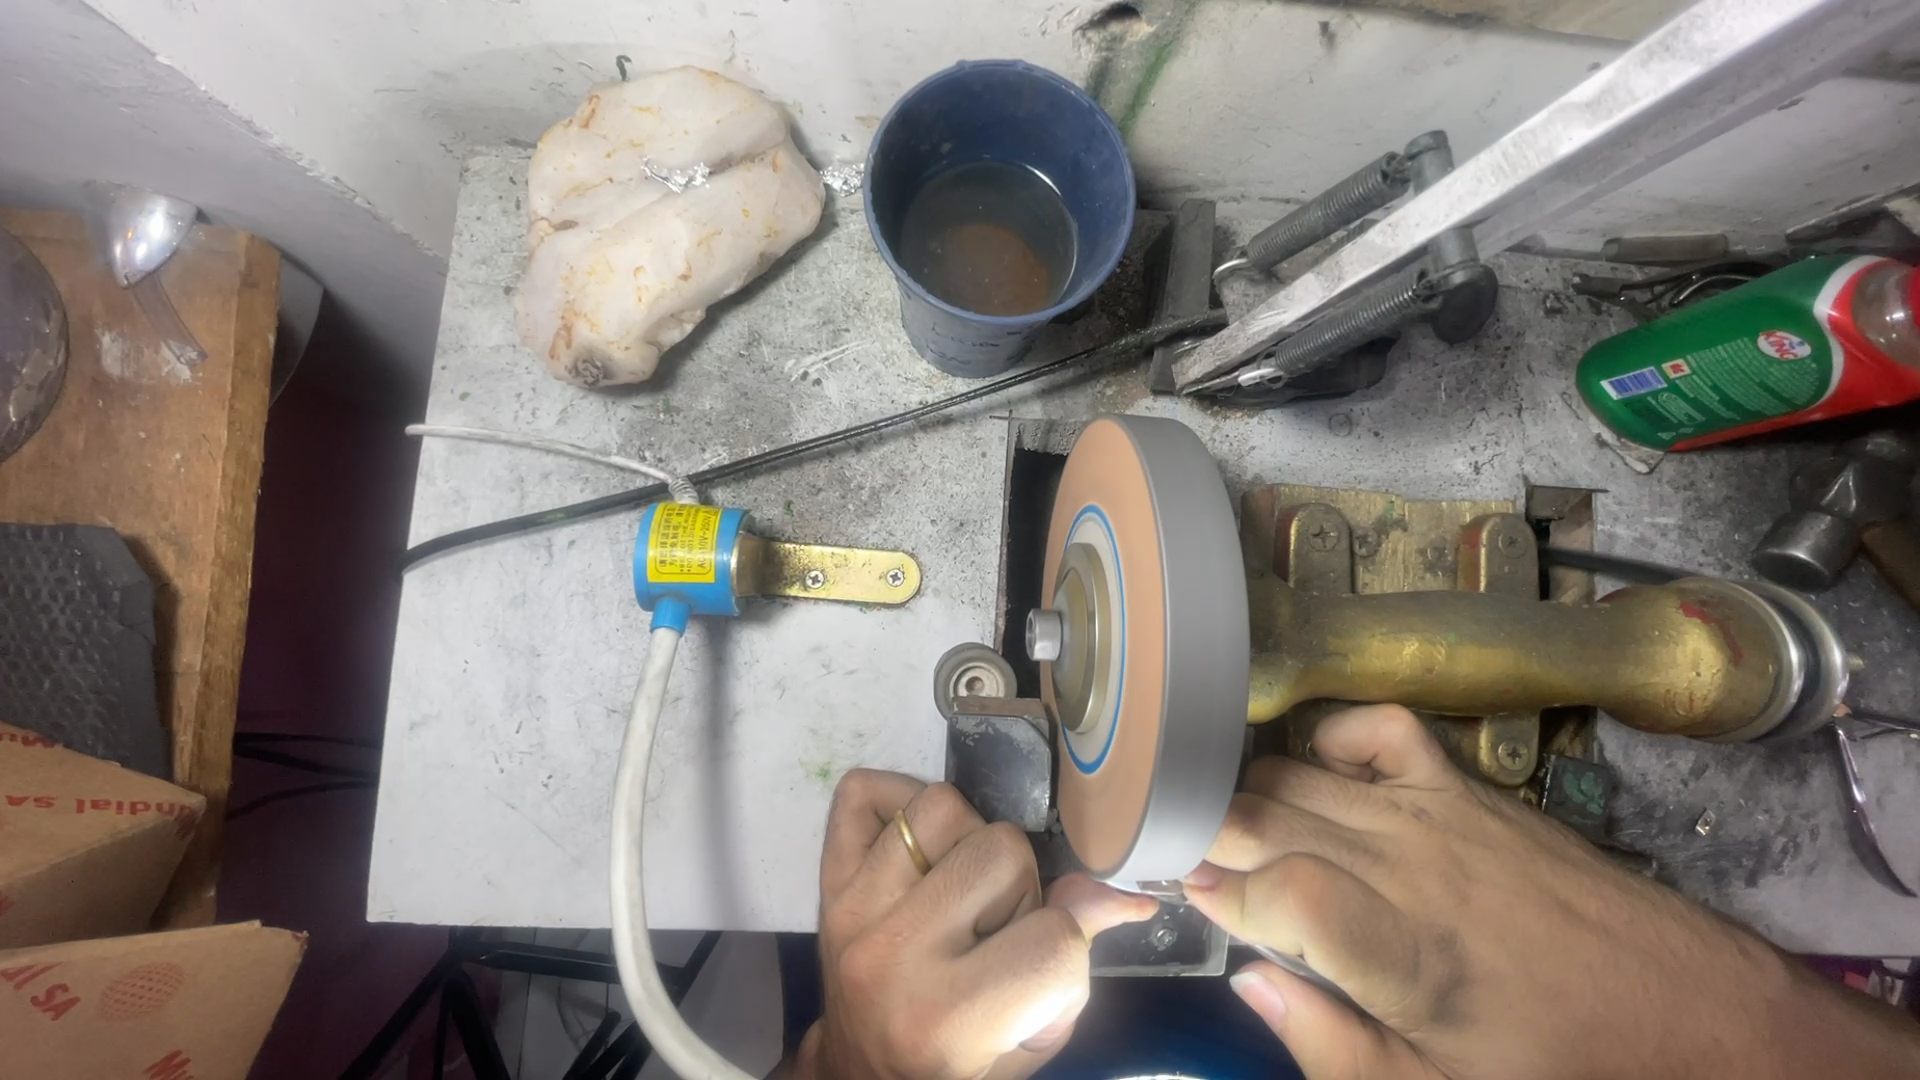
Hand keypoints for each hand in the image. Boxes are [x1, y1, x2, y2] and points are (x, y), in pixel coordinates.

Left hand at [792, 770, 1156, 1079]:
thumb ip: (1072, 964)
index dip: (1066, 945)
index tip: (1040, 968)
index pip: (1055, 937)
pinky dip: (897, 801)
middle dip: (1018, 885)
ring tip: (958, 887)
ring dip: (966, 840)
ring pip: (941, 806)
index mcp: (946, 1021)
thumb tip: (1125, 895)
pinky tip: (917, 847)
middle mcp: (889, 958)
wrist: (862, 1075)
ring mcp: (850, 910)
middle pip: (1001, 848)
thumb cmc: (957, 1068)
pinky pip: (862, 791)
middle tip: (997, 926)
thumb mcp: (1028, 1042)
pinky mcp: (826, 879)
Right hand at [1185, 705, 1919, 1079]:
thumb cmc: (1559, 1070)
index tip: (1188, 891)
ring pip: (1297, 774)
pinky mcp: (1460, 786)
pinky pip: (1375, 728)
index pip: (1273, 889)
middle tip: (1188, 851)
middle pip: (1267, 815)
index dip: (1216, 887)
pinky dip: (1330, 738)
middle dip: (1209, 831)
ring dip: (1248, 794)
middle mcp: (1404, 862)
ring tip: (1232, 824)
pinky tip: (1317, 773)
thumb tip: (1245, 978)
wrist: (1699, 1022)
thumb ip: (1328, 1048)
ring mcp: (1432, 810)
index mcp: (1400, 949)